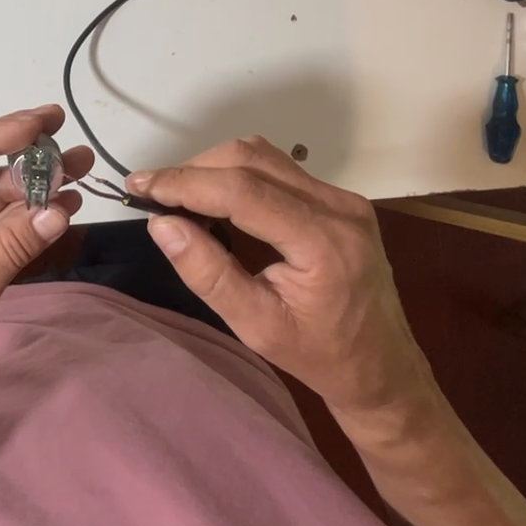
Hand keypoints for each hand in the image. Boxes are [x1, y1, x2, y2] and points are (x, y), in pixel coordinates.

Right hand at [128, 137, 433, 418]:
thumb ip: (208, 274)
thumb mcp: (256, 327)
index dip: (185, 182)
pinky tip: (213, 200)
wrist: (385, 370)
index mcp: (324, 242)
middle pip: (249, 160)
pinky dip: (233, 174)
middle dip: (192, 171)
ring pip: (260, 155)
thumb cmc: (320, 357)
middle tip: (151, 195)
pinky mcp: (337, 198)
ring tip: (178, 198)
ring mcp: (341, 198)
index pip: (243, 190)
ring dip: (211, 168)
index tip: (139, 186)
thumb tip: (161, 224)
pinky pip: (275, 167)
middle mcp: (338, 207)